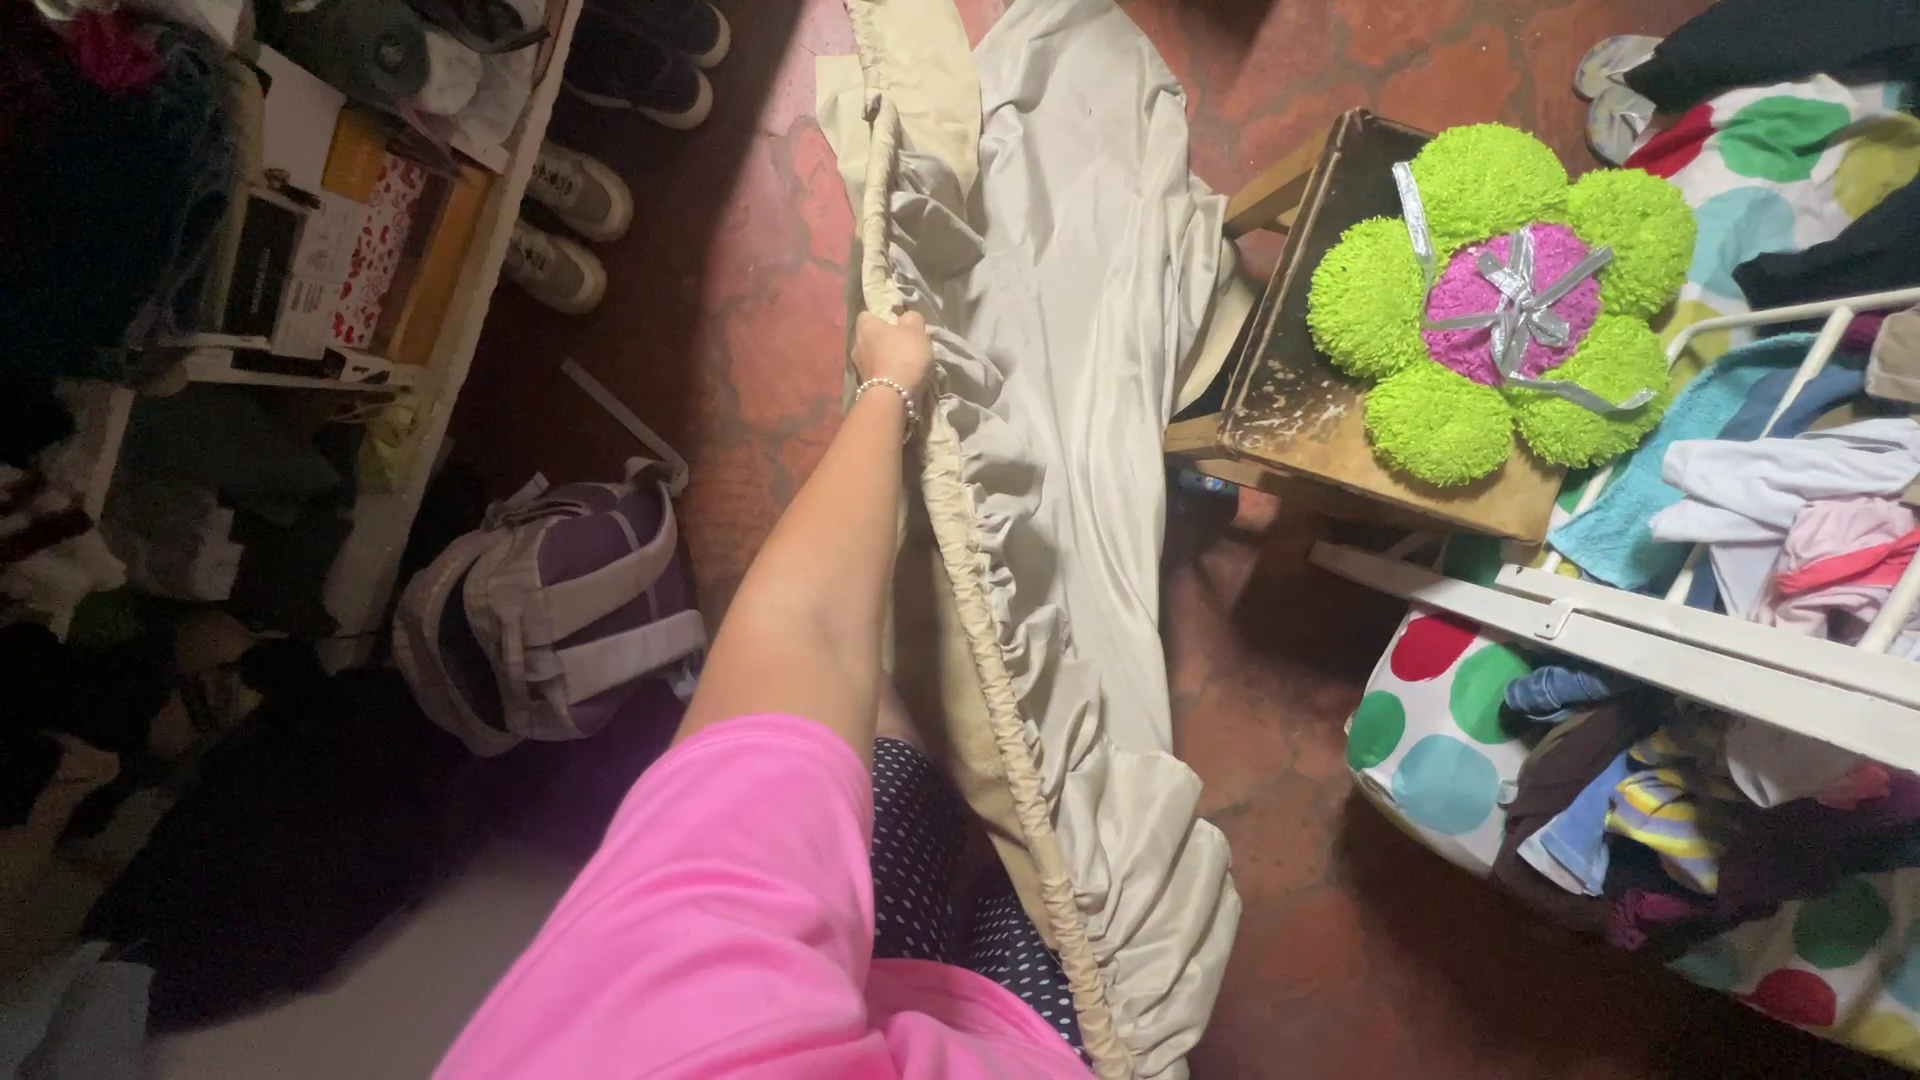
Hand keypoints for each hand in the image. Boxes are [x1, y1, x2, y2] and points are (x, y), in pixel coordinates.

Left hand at [852, 311, 933, 402]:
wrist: (893, 396)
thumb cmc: (904, 356)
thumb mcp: (916, 330)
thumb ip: (911, 318)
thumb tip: (906, 318)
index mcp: (866, 326)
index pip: (867, 315)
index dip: (881, 318)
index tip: (896, 325)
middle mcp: (856, 344)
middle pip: (869, 338)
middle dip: (883, 341)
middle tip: (902, 346)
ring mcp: (858, 368)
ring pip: (872, 357)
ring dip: (884, 360)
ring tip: (903, 365)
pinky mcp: (864, 386)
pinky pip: (876, 374)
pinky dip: (885, 375)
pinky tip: (898, 379)